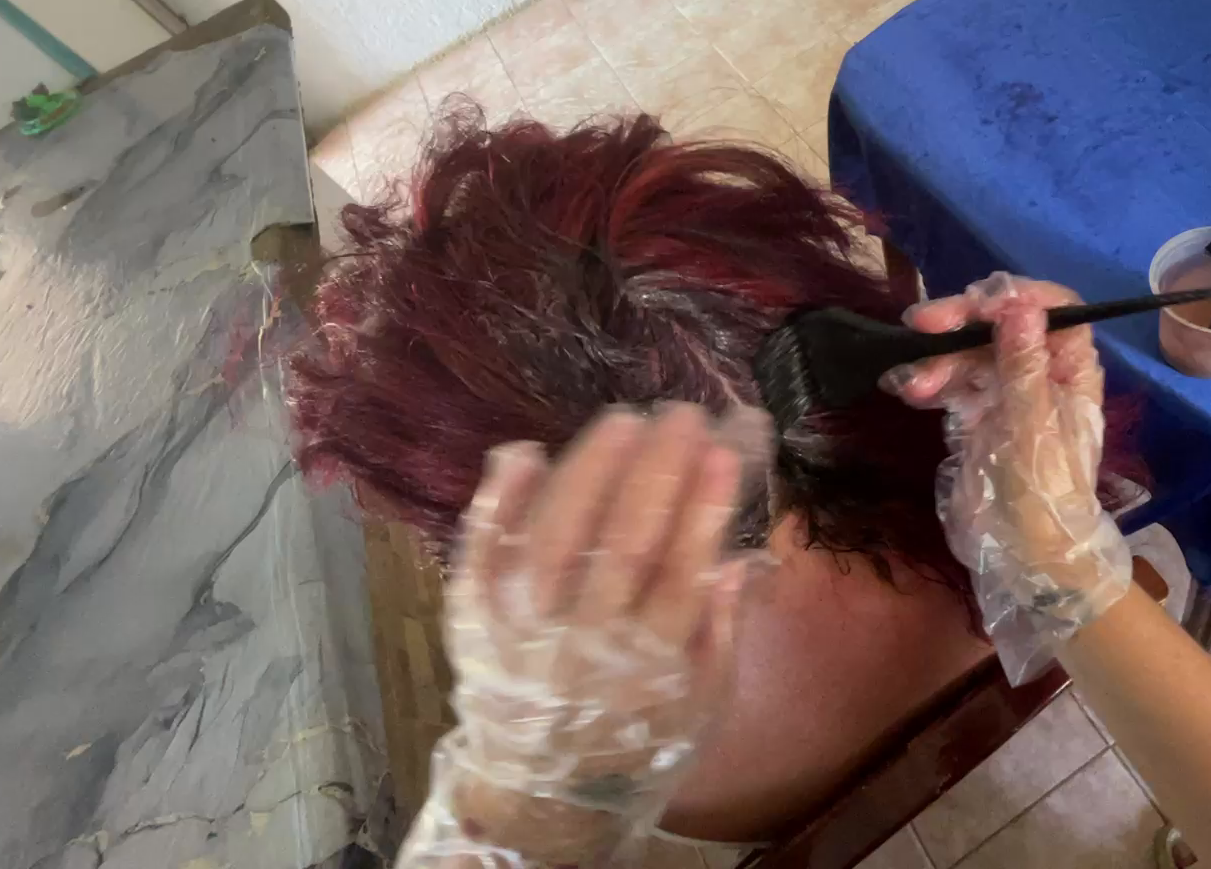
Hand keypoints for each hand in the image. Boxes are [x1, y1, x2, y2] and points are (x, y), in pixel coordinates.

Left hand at [401, 403, 770, 866]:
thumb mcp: (701, 702)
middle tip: (682, 415)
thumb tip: (739, 560)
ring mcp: (520, 626)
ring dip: (591, 472)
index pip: (682, 572)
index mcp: (649, 660)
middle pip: (623, 545)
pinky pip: (479, 555)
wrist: (536, 794)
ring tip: (624, 420)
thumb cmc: (637, 737)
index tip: (723, 451)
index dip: (703, 509)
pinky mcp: (472, 616)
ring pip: (556, 539)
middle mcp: (583, 639)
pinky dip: (498, 503)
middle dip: (657, 472)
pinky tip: (523, 451)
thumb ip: (720, 630)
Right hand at [884, 273, 1131, 682]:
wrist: (1024, 554)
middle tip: (920, 322)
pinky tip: (907, 390)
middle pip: (999, 323)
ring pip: (967, 350)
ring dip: (936, 359)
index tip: (977, 303)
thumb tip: (1017, 304)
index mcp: (1070, 369)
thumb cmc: (1043, 491)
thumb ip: (1023, 365)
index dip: (1016, 297)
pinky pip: (948, 381)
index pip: (1053, 309)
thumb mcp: (1032, 426)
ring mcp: (1003, 390)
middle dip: (960, 320)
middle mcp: (1038, 371)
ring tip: (911, 383)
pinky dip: (927, 380)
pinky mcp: (974, 411)